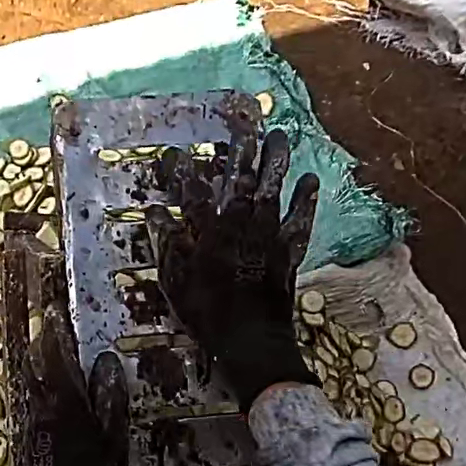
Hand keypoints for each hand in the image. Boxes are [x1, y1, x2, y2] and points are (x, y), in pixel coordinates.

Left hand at [0, 303, 128, 465]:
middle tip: (44, 324)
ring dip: (37, 363)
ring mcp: (34, 423)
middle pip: (39, 368)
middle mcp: (45, 408)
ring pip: (33, 384)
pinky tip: (42, 389)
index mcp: (67, 404)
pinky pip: (33, 401)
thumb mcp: (112, 440)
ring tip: (41, 347)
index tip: (53, 312)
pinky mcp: (30, 437)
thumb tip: (107, 363)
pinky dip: (37, 386)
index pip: (59, 359)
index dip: (57, 334)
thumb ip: (109, 400)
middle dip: (41, 344)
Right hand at [145, 128, 320, 403]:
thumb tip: (156, 214)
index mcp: (208, 232)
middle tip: (244, 127)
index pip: (192, 193)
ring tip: (281, 136)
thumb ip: (169, 245)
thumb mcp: (176, 281)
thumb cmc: (206, 312)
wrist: (250, 339)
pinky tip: (310, 181)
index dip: (183, 171)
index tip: (176, 153)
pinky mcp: (289, 250)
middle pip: (239, 181)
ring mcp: (268, 235)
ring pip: (272, 190)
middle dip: (240, 152)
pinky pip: (300, 220)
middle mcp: (239, 225)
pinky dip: (305, 200)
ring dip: (276, 162)